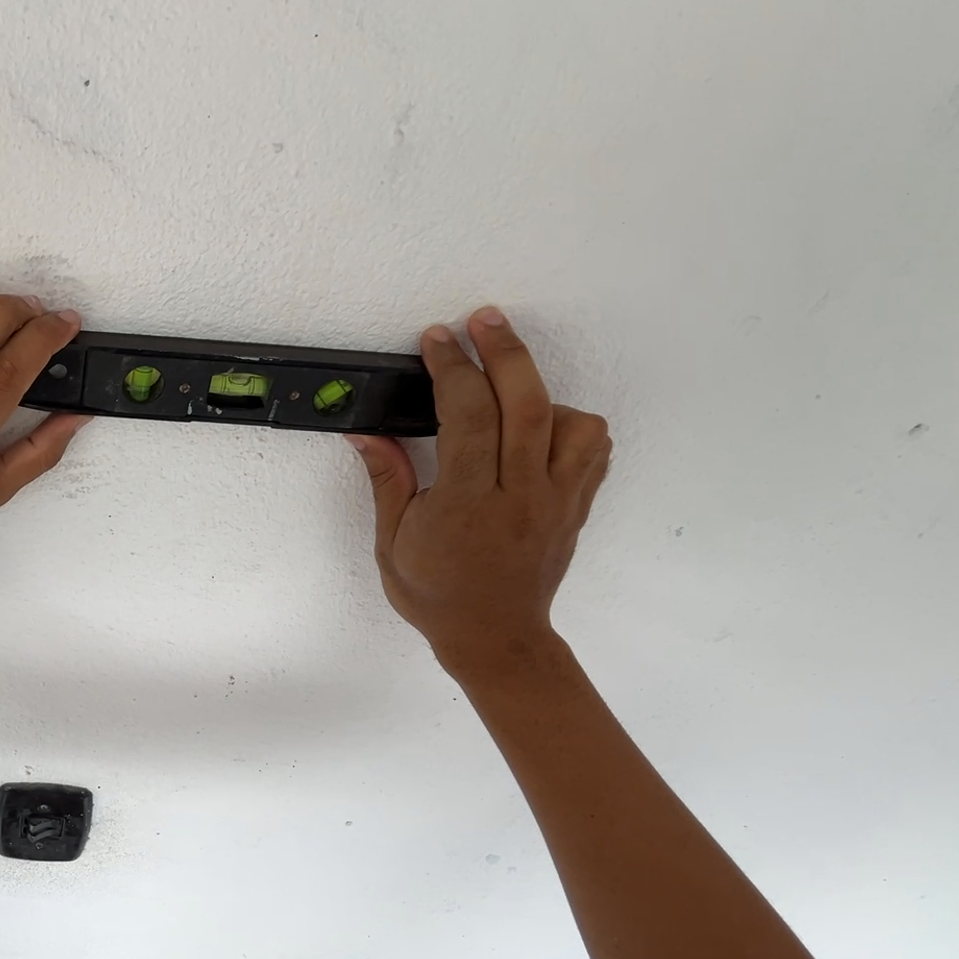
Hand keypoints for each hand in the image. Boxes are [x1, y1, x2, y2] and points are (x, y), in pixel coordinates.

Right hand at [351, 306, 610, 671]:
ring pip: (571, 421)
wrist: (494, 638)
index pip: (466, 419)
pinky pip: (593, 448)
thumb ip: (386, 481)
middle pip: (526, 404)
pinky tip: (540, 420)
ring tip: (507, 383)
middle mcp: (519, 497)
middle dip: (504, 351)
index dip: (450, 370)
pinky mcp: (576, 506)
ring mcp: (556, 501)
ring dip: (540, 388)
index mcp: (466, 505)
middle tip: (484, 320)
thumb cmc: (436, 595)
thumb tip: (365, 432)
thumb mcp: (392, 543)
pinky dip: (571, 420)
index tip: (435, 341)